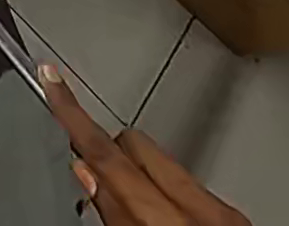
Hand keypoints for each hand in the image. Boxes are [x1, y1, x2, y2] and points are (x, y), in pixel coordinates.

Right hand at [41, 66, 249, 225]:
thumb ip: (115, 218)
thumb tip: (84, 171)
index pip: (110, 157)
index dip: (73, 114)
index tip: (51, 78)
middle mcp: (205, 212)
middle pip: (134, 143)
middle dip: (109, 152)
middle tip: (93, 182)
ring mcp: (227, 215)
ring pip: (161, 162)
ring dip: (138, 176)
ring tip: (134, 214)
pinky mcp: (236, 220)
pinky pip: (186, 186)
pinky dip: (164, 194)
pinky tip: (162, 222)